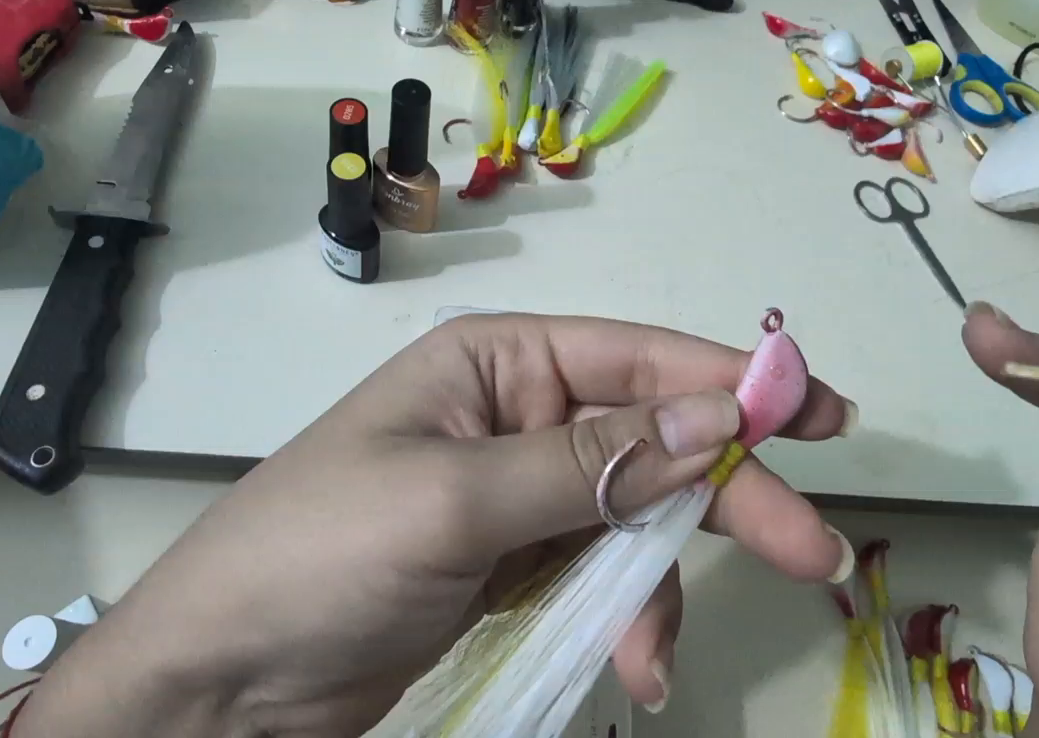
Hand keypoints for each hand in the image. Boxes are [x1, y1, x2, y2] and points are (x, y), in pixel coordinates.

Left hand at [16, 313, 854, 737]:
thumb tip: (713, 412)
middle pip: (648, 435)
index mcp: (497, 362)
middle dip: (724, 489)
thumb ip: (587, 462)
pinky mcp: (515, 560)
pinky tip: (630, 664)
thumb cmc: (322, 554)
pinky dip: (623, 615)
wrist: (220, 681)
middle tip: (814, 548)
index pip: (632, 357)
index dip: (726, 380)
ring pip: (633, 514)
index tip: (818, 412)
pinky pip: (600, 572)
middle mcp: (517, 412)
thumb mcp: (455, 500)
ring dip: (661, 579)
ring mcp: (520, 491)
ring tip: (656, 654)